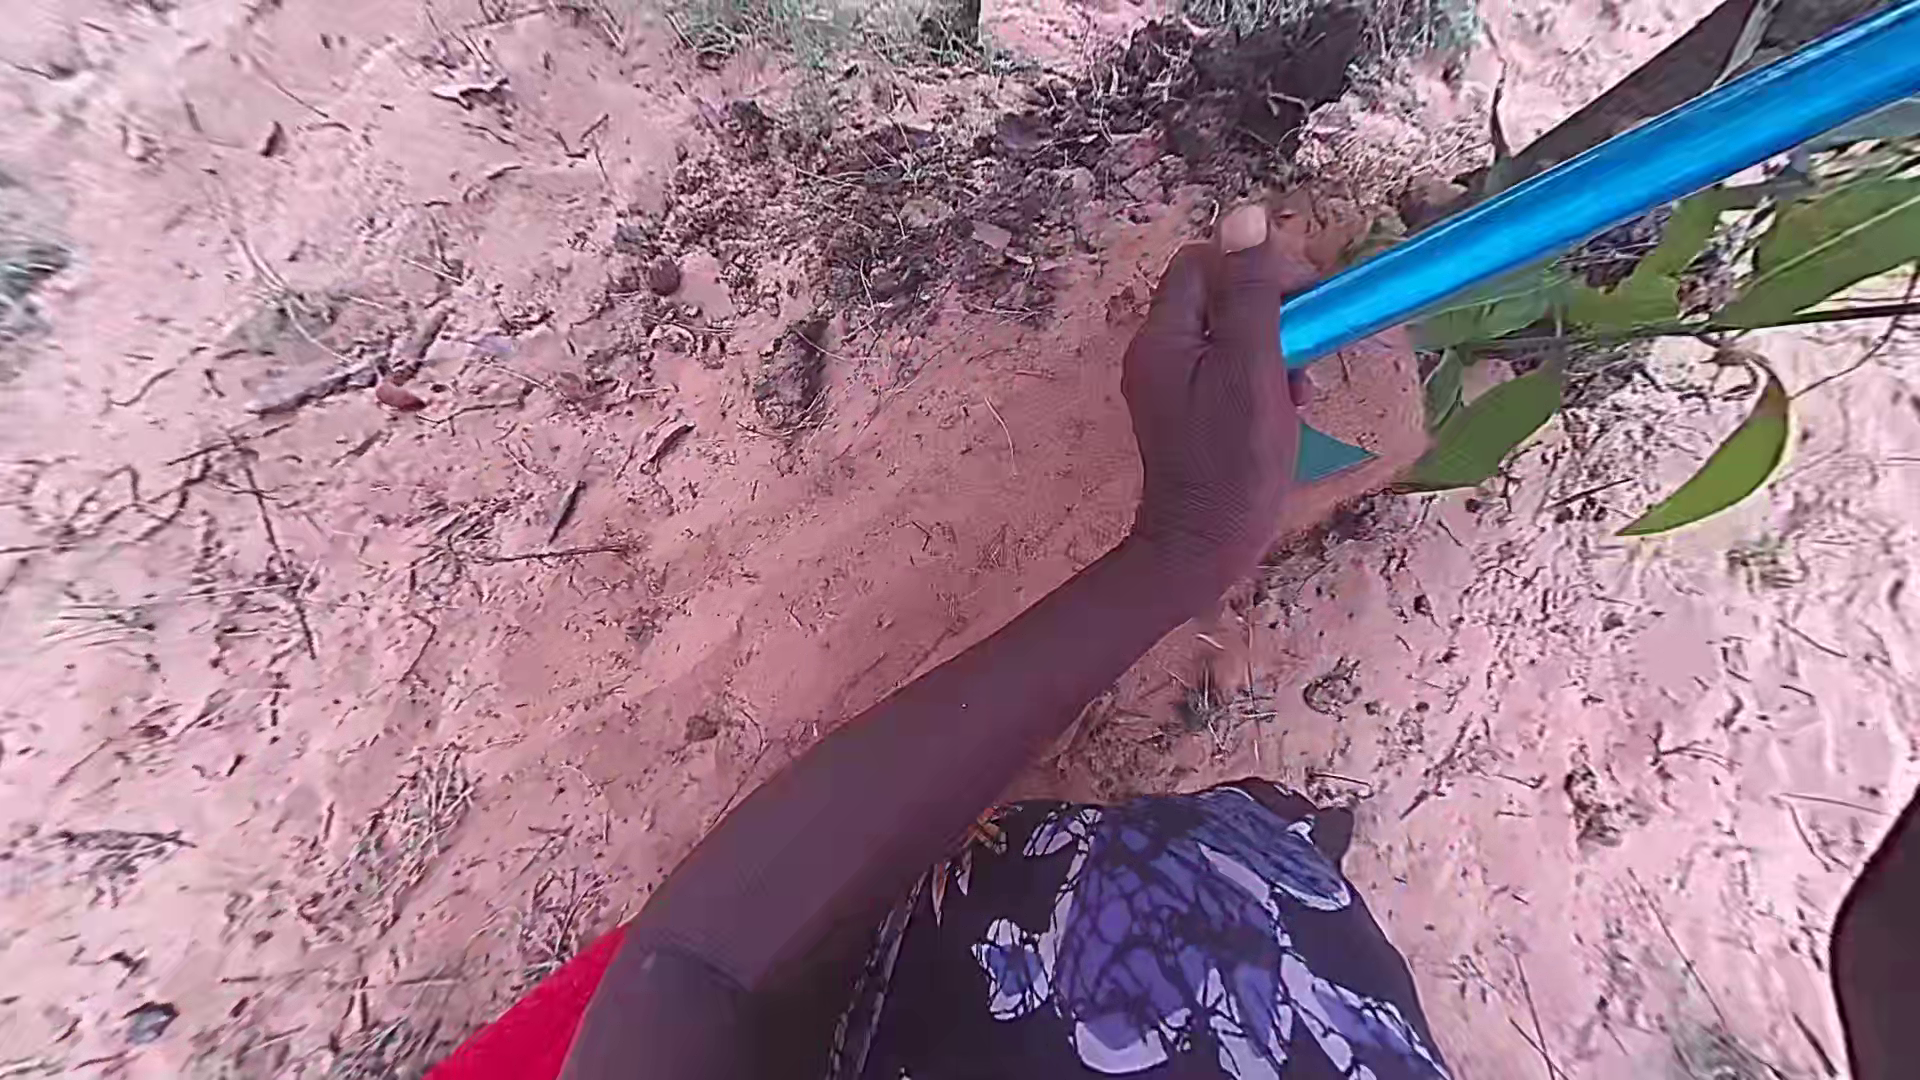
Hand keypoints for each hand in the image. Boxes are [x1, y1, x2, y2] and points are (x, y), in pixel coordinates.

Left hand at [1121, 203, 1316, 603]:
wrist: (1206, 540)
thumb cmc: (1233, 461)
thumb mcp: (1250, 369)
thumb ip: (1248, 294)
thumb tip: (1242, 215)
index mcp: (1161, 339)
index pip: (1202, 263)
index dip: (1256, 266)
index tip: (1305, 299)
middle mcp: (1156, 355)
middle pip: (1216, 295)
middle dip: (1272, 310)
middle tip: (1307, 348)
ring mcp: (1169, 384)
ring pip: (1228, 332)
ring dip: (1274, 345)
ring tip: (1297, 386)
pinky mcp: (1186, 409)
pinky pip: (1225, 368)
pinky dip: (1260, 375)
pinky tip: (1285, 405)